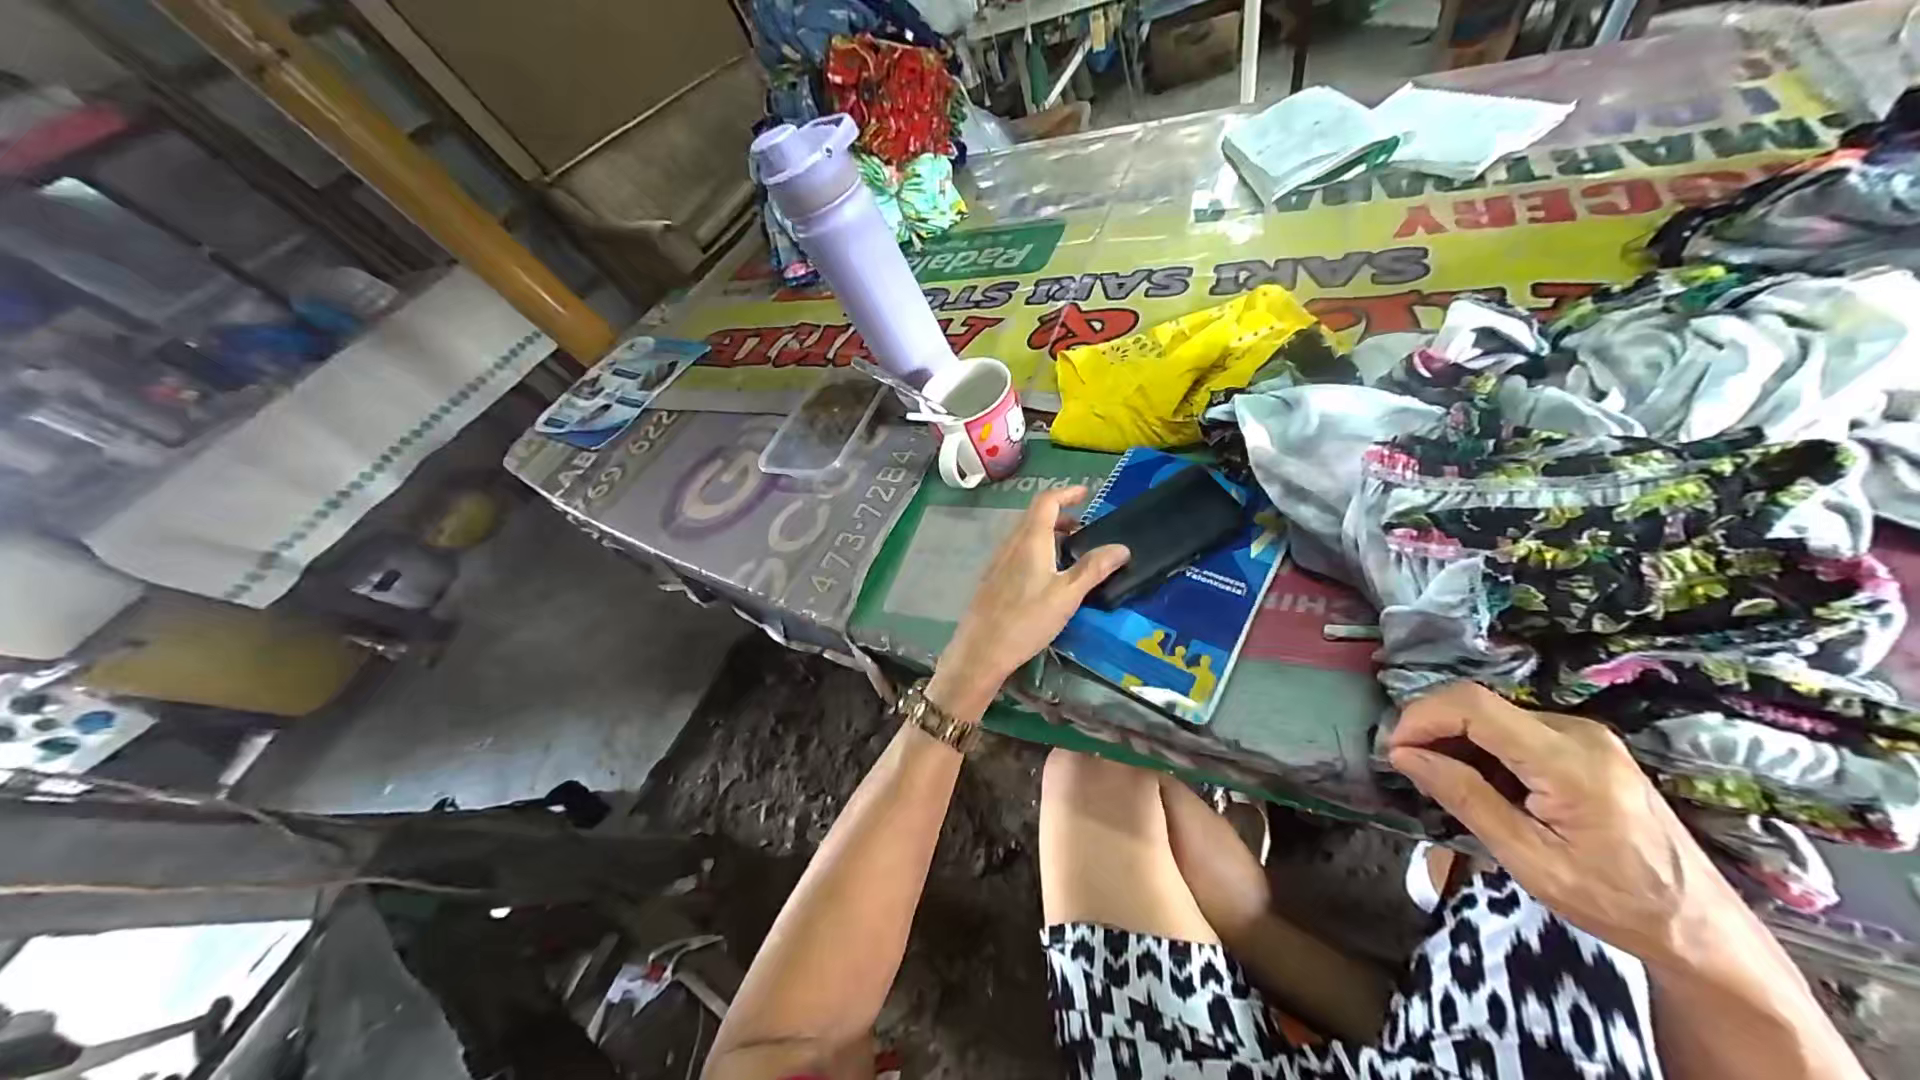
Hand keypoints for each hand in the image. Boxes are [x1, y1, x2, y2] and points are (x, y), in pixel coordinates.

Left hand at [926, 486, 1128, 719]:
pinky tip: (1045, 575)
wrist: (981, 650)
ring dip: (1047, 533)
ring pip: (1024, 535)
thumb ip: (1093, 569)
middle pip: (1034, 516)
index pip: (1047, 501)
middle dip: (1060, 515)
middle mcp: (1010, 544)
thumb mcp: (1067, 595)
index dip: (1067, 492)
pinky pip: (1016, 551)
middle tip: (1083, 528)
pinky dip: (1035, 549)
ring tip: (1069, 552)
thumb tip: (1121, 548)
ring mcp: (997, 561)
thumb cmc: (1026, 620)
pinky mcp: (992, 579)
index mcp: (1030, 541)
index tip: (1085, 493)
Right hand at [1386, 682, 1747, 963]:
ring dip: (1453, 739)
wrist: (1701, 926)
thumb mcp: (1528, 858)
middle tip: (1408, 768)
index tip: (1394, 751)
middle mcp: (1578, 733)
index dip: (1420, 717)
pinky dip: (1479, 747)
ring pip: (1492, 715)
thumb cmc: (1615, 902)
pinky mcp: (1585, 746)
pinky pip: (1513, 729)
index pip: (1473, 705)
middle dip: (1431, 728)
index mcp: (1568, 762)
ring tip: (1440, 780)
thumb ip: (1464, 797)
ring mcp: (1585, 736)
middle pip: (1478, 705)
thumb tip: (1403, 754)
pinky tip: (1477, 782)